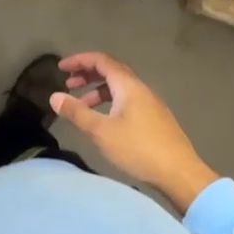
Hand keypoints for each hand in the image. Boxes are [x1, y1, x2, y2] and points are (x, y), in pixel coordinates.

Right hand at [50, 52, 220, 213]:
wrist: (179, 172)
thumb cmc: (138, 149)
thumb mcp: (101, 132)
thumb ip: (77, 112)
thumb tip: (55, 96)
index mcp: (128, 85)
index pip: (101, 60)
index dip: (79, 60)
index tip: (61, 67)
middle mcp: (141, 88)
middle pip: (112, 71)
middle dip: (88, 74)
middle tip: (68, 83)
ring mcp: (150, 103)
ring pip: (120, 88)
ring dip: (98, 91)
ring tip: (81, 106)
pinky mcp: (155, 118)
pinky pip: (128, 100)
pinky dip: (110, 102)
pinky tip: (104, 121)